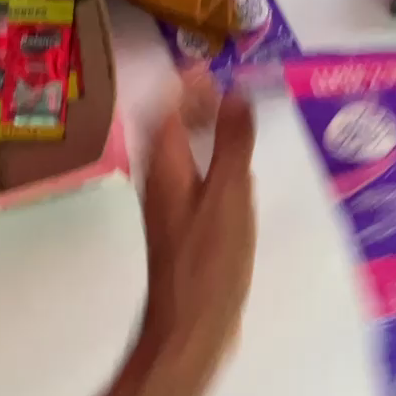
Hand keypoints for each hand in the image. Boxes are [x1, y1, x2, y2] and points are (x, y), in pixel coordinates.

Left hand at [137, 92, 257, 367]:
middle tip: (224, 87)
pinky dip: (206, 158)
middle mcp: (159, 180)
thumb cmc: (209, 260)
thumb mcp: (230, 196)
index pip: (165, 108)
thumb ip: (233, 143)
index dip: (185, 84)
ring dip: (197, 129)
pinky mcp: (180, 226)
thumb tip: (236, 91)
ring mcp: (168, 205)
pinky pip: (189, 175)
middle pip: (167, 127)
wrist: (190, 328)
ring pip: (177, 152)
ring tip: (230, 117)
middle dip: (190, 102)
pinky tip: (233, 169)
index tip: (211, 67)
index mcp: (165, 165)